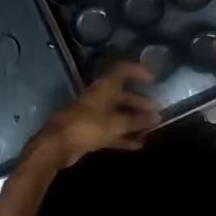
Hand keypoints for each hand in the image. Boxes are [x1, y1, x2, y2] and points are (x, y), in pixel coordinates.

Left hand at [31, 62, 160, 166]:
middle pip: (123, 96)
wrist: (58, 145)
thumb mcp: (116, 123)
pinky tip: (138, 144)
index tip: (153, 80)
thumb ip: (137, 120)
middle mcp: (100, 98)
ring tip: (151, 128)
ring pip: (118, 115)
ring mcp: (94, 115)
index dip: (138, 72)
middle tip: (157, 111)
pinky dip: (124, 136)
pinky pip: (112, 131)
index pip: (123, 71)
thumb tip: (157, 117)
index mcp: (104, 88)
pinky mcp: (91, 131)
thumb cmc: (88, 127)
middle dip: (141, 103)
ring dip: (134, 121)